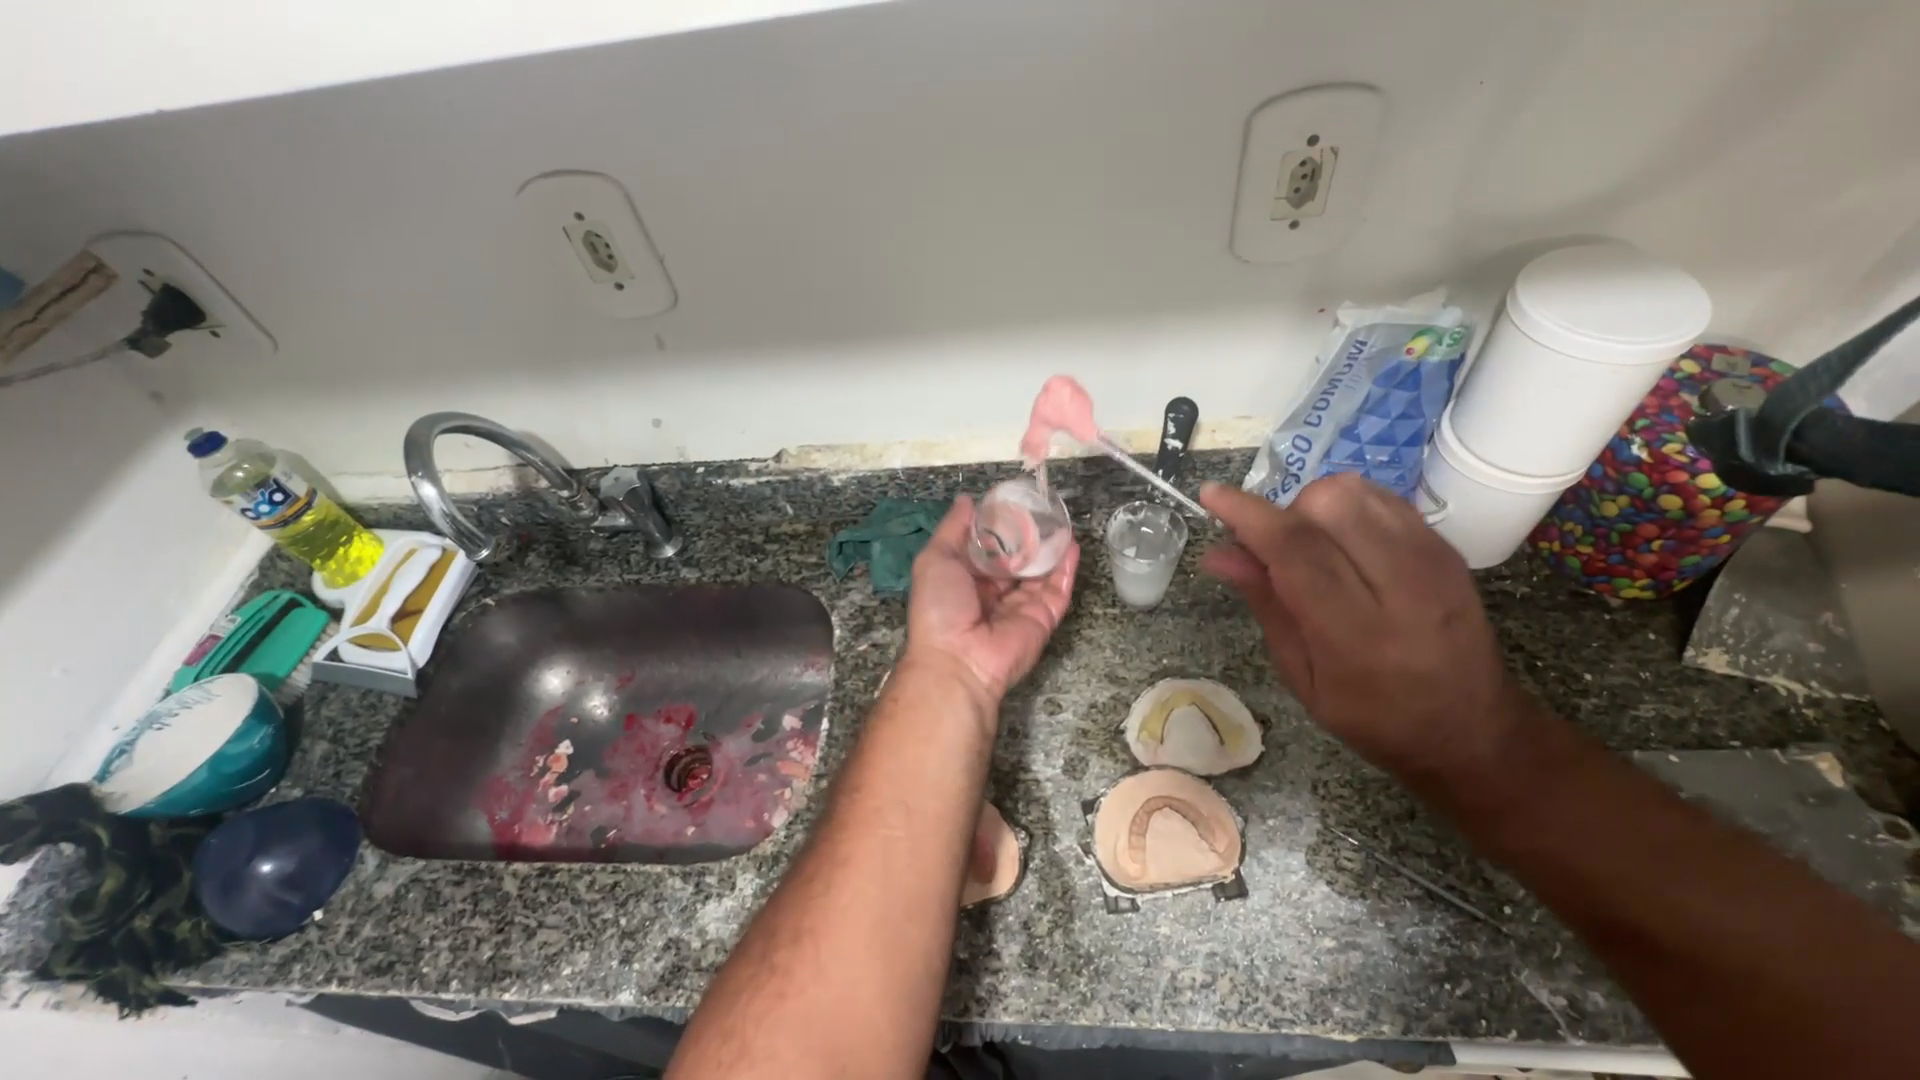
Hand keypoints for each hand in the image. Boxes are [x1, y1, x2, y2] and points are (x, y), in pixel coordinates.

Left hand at [902, 496, 1079, 706]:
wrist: (958, 660)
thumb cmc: (940, 607)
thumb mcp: (935, 559)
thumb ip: (953, 529)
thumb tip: (967, 500)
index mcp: (966, 579)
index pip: (987, 547)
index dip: (998, 525)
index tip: (1011, 500)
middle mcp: (993, 592)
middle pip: (1016, 559)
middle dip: (1028, 535)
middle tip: (1041, 506)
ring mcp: (1020, 606)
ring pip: (1040, 572)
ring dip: (1050, 547)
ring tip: (1061, 518)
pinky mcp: (1043, 618)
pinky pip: (1057, 590)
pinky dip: (1066, 568)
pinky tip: (1071, 544)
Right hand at [1198, 475, 1535, 785]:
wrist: (1471, 730)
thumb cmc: (1373, 717)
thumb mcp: (1303, 677)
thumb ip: (1266, 605)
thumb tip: (1218, 552)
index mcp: (1358, 636)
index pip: (1296, 550)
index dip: (1247, 514)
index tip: (1211, 495)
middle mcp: (1403, 588)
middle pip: (1328, 504)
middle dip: (1285, 512)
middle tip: (1277, 550)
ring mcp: (1433, 561)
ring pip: (1357, 491)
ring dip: (1317, 507)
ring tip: (1314, 546)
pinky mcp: (1448, 548)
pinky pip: (1384, 499)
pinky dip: (1349, 508)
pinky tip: (1345, 542)